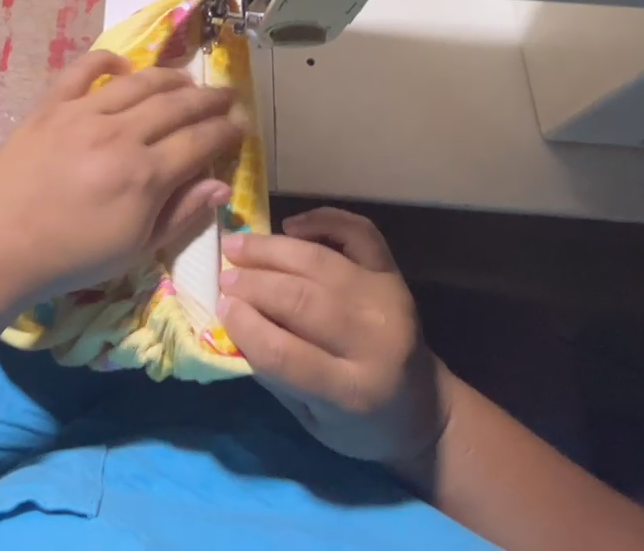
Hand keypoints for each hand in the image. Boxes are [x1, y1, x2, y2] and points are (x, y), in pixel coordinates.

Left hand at [0, 49, 243, 307]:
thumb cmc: (70, 258)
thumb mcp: (135, 249)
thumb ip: (181, 214)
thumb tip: (221, 184)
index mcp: (144, 175)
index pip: (199, 142)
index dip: (225, 131)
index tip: (240, 125)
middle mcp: (118, 135)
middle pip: (176, 105)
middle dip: (208, 98)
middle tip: (226, 95)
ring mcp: (82, 114)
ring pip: (137, 83)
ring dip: (169, 77)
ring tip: (187, 78)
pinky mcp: (50, 106)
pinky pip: (83, 70)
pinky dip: (107, 61)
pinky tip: (124, 65)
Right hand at [217, 208, 449, 473]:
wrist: (425, 410)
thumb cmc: (359, 424)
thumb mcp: (312, 419)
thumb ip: (274, 373)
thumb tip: (231, 322)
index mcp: (354, 391)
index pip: (287, 353)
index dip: (246, 326)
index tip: (218, 307)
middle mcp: (375, 340)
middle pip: (301, 300)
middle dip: (252, 284)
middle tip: (222, 277)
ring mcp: (387, 299)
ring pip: (319, 262)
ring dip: (270, 250)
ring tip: (236, 246)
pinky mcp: (393, 274)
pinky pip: (359, 233)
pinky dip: (324, 220)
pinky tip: (291, 226)